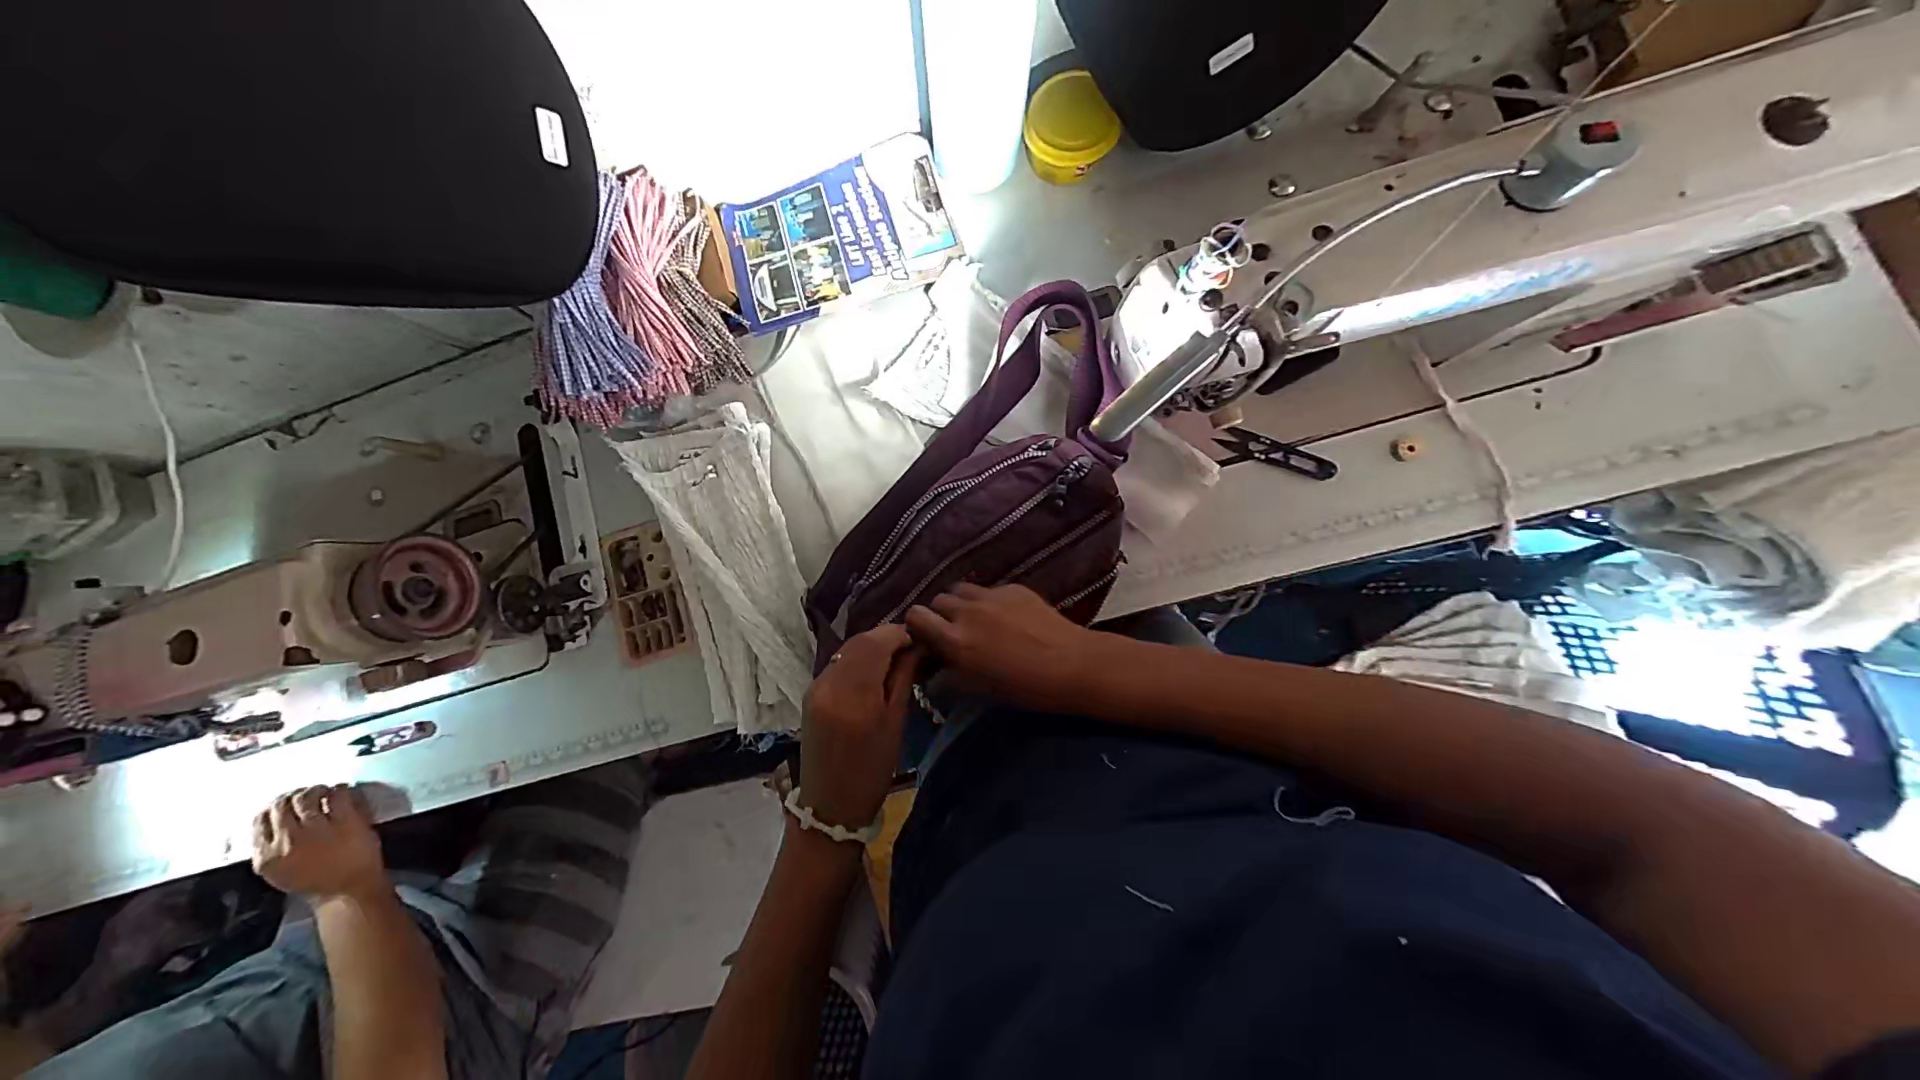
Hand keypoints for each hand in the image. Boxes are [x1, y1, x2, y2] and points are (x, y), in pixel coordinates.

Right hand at [252, 785, 386, 903]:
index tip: (284, 803)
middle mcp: (287, 843)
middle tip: (305, 793)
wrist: (348, 890)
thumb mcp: (279, 870)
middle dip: (293, 795)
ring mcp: (317, 831)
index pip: (260, 820)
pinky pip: (337, 796)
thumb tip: (273, 818)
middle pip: (282, 805)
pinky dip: (338, 789)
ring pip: (307, 797)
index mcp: (266, 857)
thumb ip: (271, 847)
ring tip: (323, 790)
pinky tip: (341, 790)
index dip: (273, 807)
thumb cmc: (316, 880)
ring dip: (315, 789)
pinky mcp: (346, 822)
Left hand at [799, 625, 919, 834]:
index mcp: (853, 694)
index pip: (876, 642)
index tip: (919, 640)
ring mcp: (815, 687)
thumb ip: (903, 678)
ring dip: (871, 647)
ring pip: (847, 650)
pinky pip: (837, 664)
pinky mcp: (810, 693)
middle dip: (886, 638)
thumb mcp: (896, 723)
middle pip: (859, 642)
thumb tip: (914, 646)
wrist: (830, 805)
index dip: (898, 634)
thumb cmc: (872, 770)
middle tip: (911, 648)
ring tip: (895, 659)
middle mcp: (828, 684)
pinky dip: (857, 660)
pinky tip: (873, 671)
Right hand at [905, 584, 1103, 712]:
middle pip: (938, 600)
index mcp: (955, 640)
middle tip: (956, 632)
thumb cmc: (1024, 687)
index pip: (915, 616)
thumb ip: (950, 676)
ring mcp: (992, 596)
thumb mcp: (979, 690)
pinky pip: (989, 589)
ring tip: (978, 620)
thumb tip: (934, 672)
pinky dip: (989, 601)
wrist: (1072, 665)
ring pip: (962, 589)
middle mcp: (968, 612)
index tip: (929, 639)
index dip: (918, 626)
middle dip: (941, 615)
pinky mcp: (1014, 588)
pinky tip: (1007, 617)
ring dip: (963, 603)